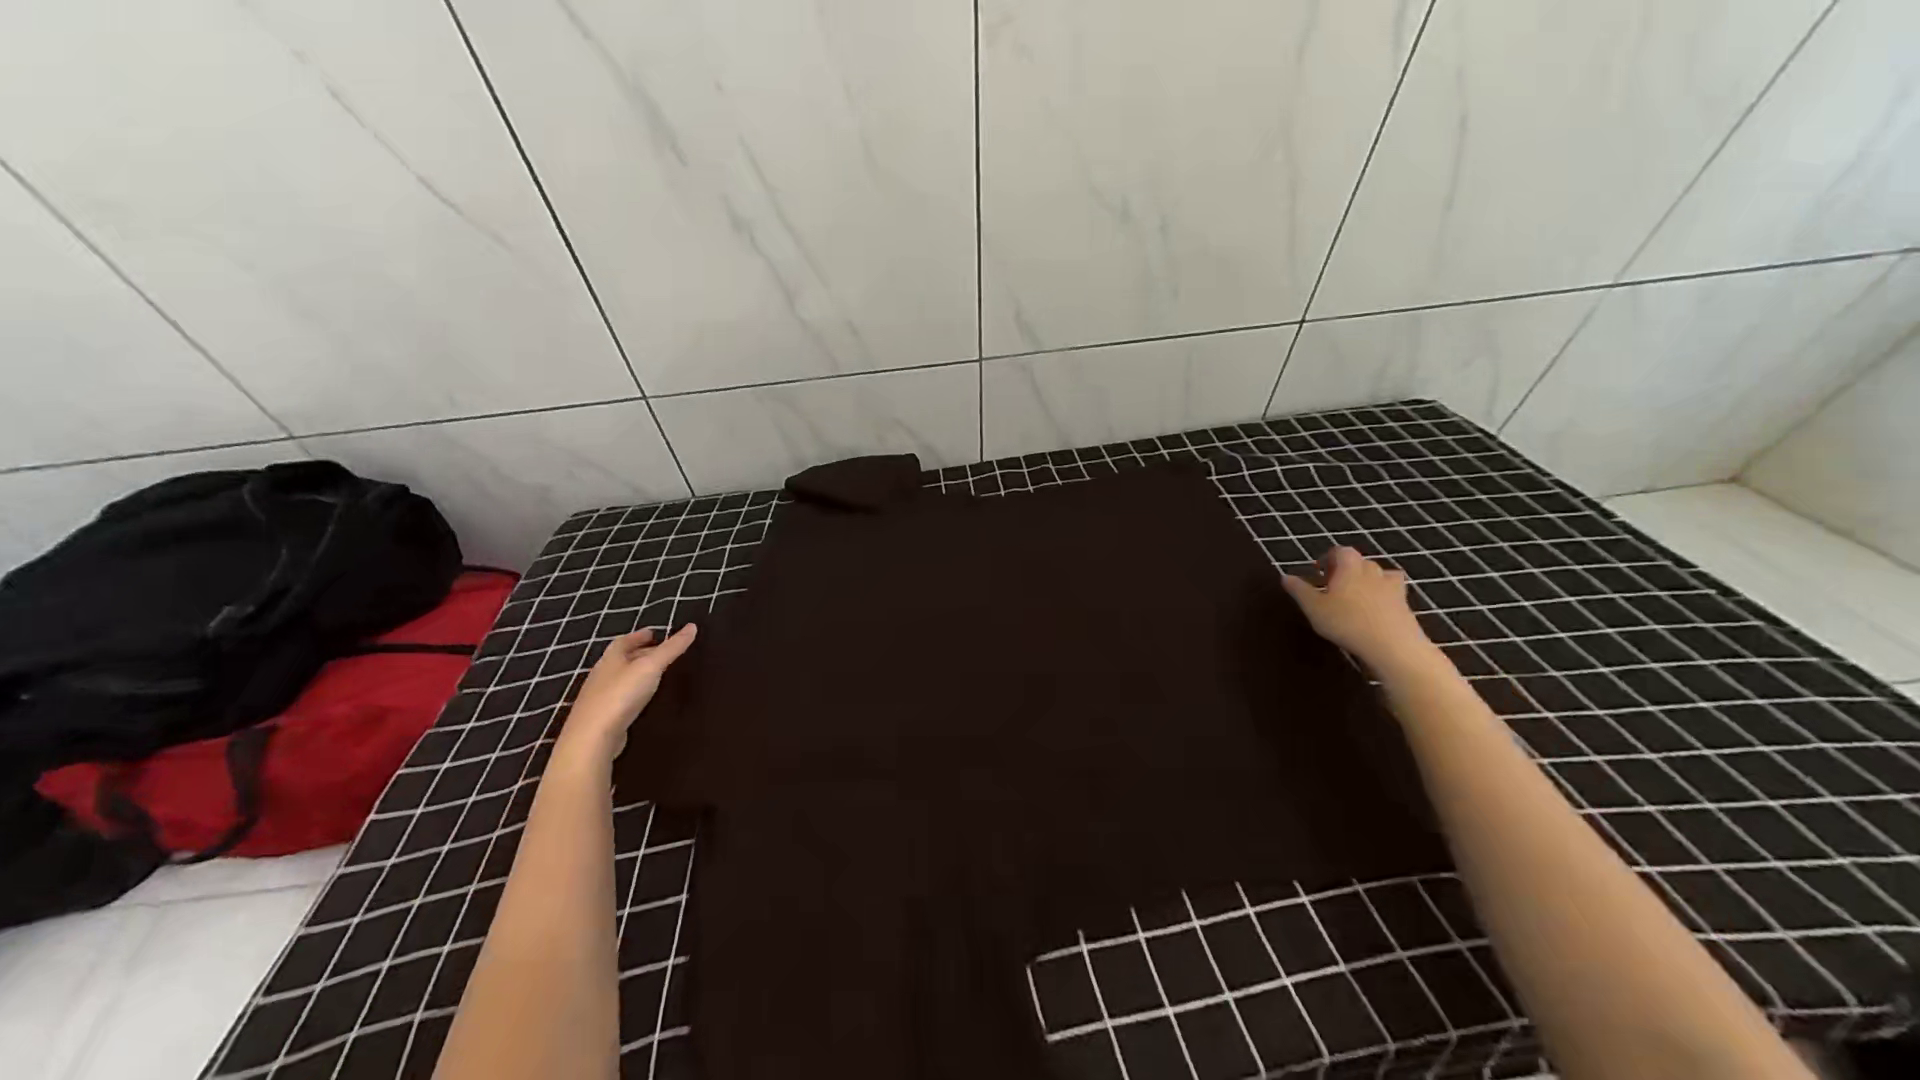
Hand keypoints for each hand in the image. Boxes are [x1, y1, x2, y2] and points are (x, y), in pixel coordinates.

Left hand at [554, 625, 697, 763]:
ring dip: (635, 672)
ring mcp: (599, 697)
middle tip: (660, 651)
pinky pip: (619, 696)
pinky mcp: (601, 716)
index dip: (639, 635)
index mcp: (610, 659)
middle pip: (621, 658)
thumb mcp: (651, 667)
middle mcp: (602, 674)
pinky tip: (641, 698)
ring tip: (655, 673)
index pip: (624, 641)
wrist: (592, 738)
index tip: (654, 632)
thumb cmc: (621, 695)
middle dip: (639, 652)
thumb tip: (692, 626)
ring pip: (620, 677)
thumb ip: (672, 648)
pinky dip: (632, 691)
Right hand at [1281, 547, 1437, 672]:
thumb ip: (1299, 590)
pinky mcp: (1405, 603)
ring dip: (1366, 580)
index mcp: (1349, 566)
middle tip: (1332, 587)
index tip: (1318, 571)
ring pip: (1378, 575)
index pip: (1340, 551)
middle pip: (1359, 561)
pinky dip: (1383, 595)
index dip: (1328, 558)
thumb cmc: (1346, 622)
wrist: (1392, 645)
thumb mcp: (1313, 608)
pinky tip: (1375, 609)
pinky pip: (1392, 592)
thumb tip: (1285, 576)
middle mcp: (1373, 570)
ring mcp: (1392, 586)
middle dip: (1346, 570)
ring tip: (1355, 597)